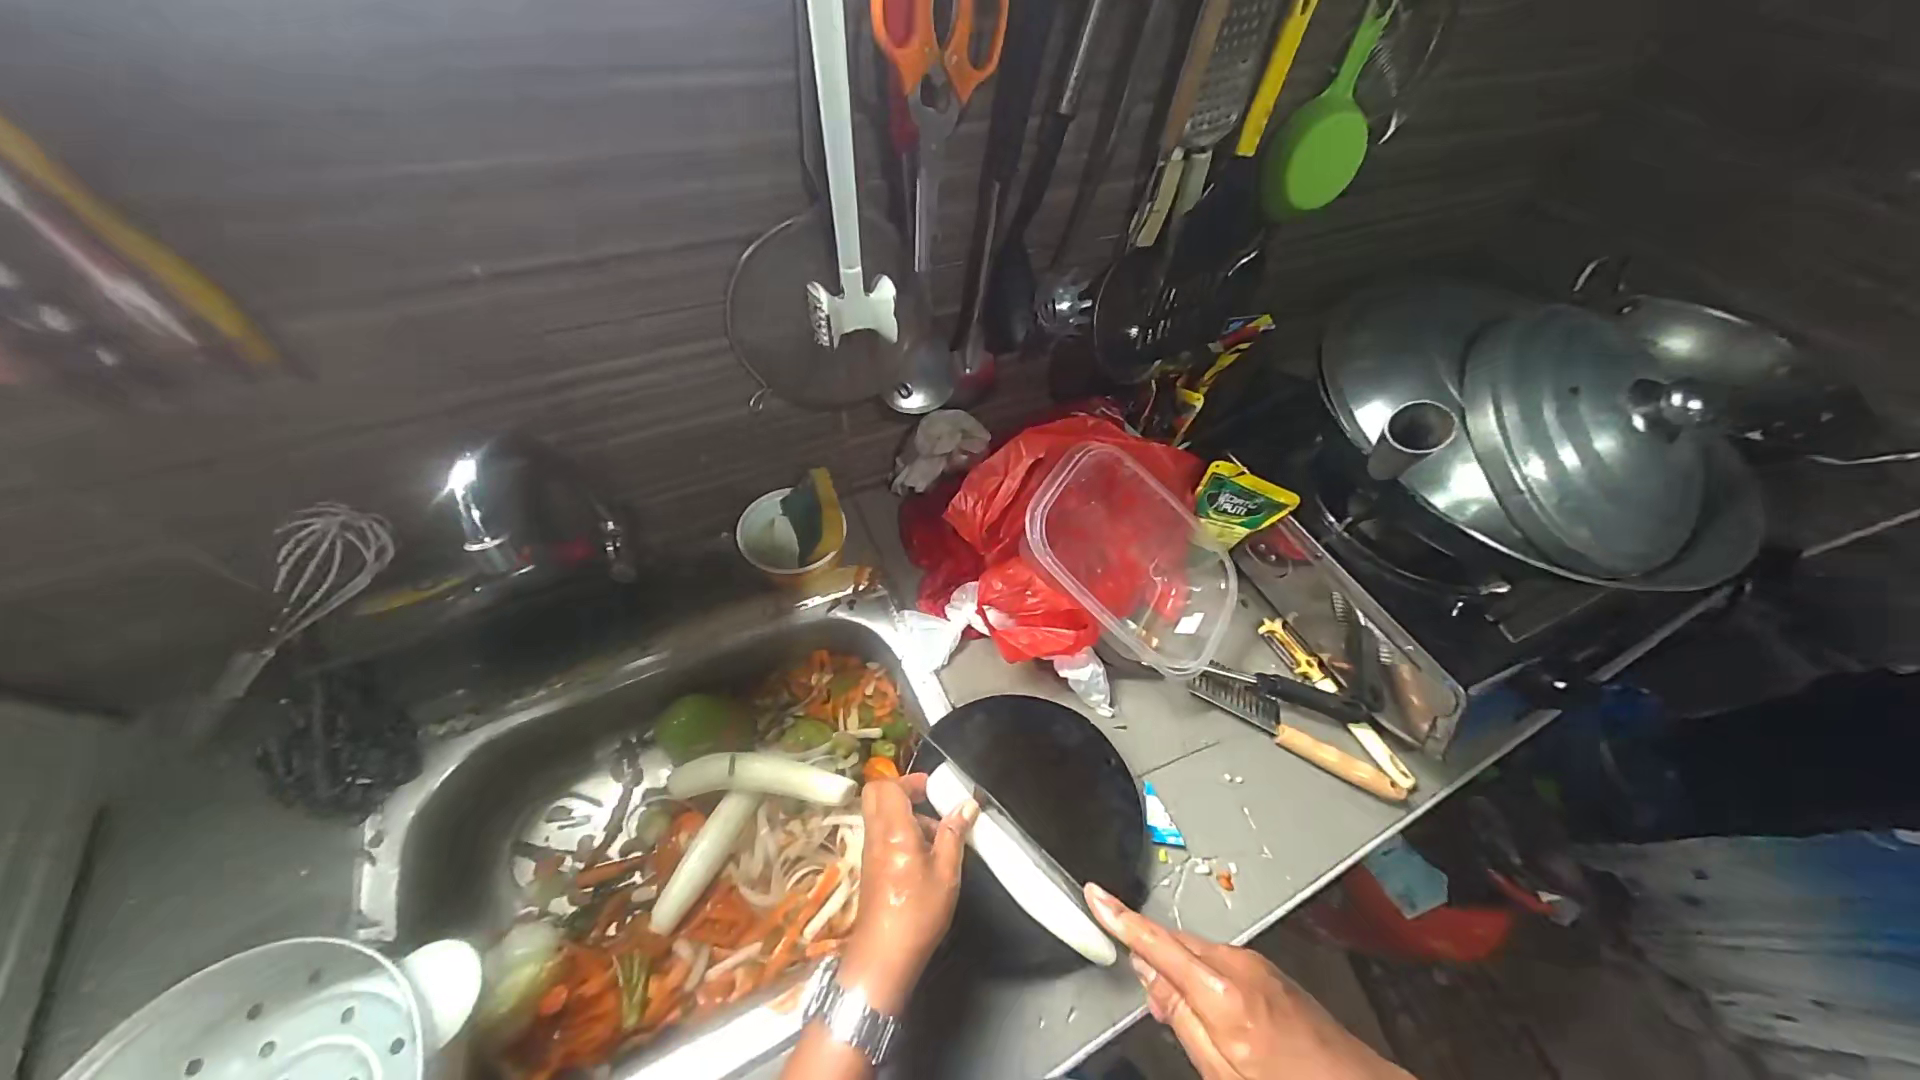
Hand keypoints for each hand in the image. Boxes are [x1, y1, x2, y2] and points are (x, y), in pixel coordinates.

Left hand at [837, 773, 976, 1012]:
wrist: (884, 957)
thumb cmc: (918, 912)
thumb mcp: (946, 872)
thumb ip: (954, 834)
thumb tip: (967, 804)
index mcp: (893, 830)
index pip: (887, 786)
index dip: (909, 780)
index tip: (933, 788)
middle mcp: (875, 834)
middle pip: (876, 794)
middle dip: (902, 790)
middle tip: (930, 801)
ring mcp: (869, 850)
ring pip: (879, 814)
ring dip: (904, 812)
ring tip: (936, 834)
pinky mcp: (871, 866)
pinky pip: (881, 833)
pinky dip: (900, 831)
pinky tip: (924, 855)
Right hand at [1085, 883, 1409, 1079]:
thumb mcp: (1222, 1073)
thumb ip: (1180, 1017)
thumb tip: (1149, 973)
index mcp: (1221, 994)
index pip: (1156, 942)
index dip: (1120, 918)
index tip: (1096, 895)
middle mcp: (1238, 965)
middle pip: (1174, 945)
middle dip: (1155, 964)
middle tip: (1155, 1008)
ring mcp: (1255, 963)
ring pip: (1195, 953)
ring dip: (1180, 973)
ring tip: (1191, 1023)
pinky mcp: (1266, 967)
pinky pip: (1217, 959)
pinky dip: (1202, 976)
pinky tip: (1213, 1011)